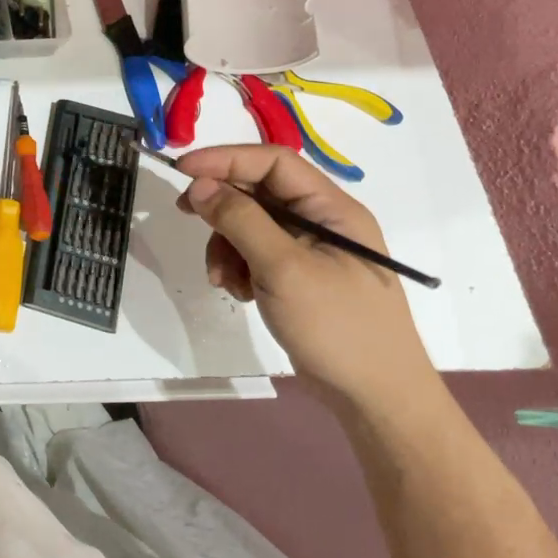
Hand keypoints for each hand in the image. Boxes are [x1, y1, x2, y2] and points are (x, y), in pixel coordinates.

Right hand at [174, 145, 436, 413]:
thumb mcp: (284, 269)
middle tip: (186, 216)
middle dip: (220, 207)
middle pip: (256, 191)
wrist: (376, 398)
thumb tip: (198, 184)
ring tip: (223, 279)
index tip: (181, 171)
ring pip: (248, 223)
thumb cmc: (339, 327)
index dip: (225, 159)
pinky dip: (236, 266)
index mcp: (332, 209)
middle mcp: (322, 221)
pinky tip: (239, 291)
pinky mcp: (297, 276)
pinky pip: (253, 252)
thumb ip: (240, 220)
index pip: (272, 162)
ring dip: (225, 244)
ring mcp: (310, 250)